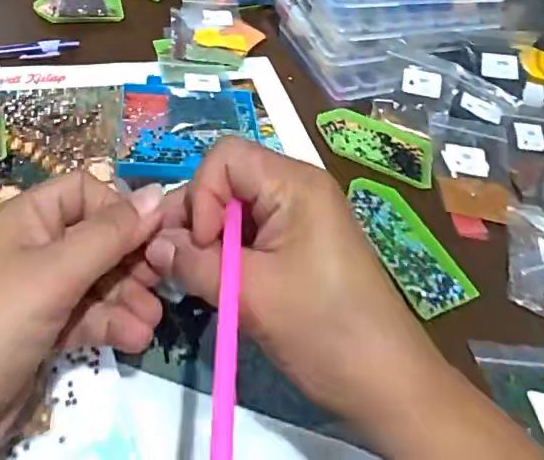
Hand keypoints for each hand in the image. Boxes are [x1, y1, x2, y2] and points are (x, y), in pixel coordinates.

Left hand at [0, 174, 164, 458]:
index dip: (120, 208)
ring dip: (127, 297)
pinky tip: (134, 339)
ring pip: (97, 279)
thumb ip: (110, 234)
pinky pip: (87, 315)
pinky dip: (111, 324)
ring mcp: (38, 291)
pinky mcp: (42, 332)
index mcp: (29, 215)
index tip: (153, 235)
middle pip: (97, 236)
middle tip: (161, 281)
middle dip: (131, 258)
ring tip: (151, 322)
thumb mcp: (55, 273)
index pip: (87, 190)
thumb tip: (158, 192)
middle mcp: (35, 245)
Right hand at [146, 139, 538, 458]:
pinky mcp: (299, 242)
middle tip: (182, 266)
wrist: (391, 387)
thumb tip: (153, 245)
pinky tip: (223, 285)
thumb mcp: (251, 296)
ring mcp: (300, 215)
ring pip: (234, 207)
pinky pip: (250, 230)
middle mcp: (296, 187)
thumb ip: (196, 264)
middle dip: (199, 218)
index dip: (203, 193)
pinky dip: (230, 253)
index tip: (204, 244)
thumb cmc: (324, 331)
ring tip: (200, 280)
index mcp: (294, 183)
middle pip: (227, 179)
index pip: (225, 156)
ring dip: (211, 240)